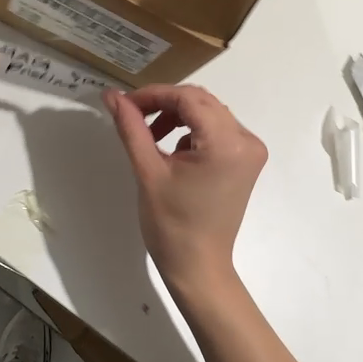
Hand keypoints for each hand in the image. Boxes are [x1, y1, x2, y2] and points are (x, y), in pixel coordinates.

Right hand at [104, 85, 266, 294]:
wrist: (197, 266)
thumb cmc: (171, 225)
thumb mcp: (148, 172)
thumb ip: (132, 128)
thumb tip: (112, 96)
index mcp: (227, 144)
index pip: (188, 99)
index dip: (154, 95)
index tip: (124, 104)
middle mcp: (246, 141)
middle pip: (201, 102)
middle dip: (164, 103)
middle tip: (133, 116)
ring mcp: (250, 151)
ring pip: (209, 113)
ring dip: (178, 116)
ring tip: (150, 136)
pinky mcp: (245, 162)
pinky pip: (217, 130)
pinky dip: (192, 131)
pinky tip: (172, 151)